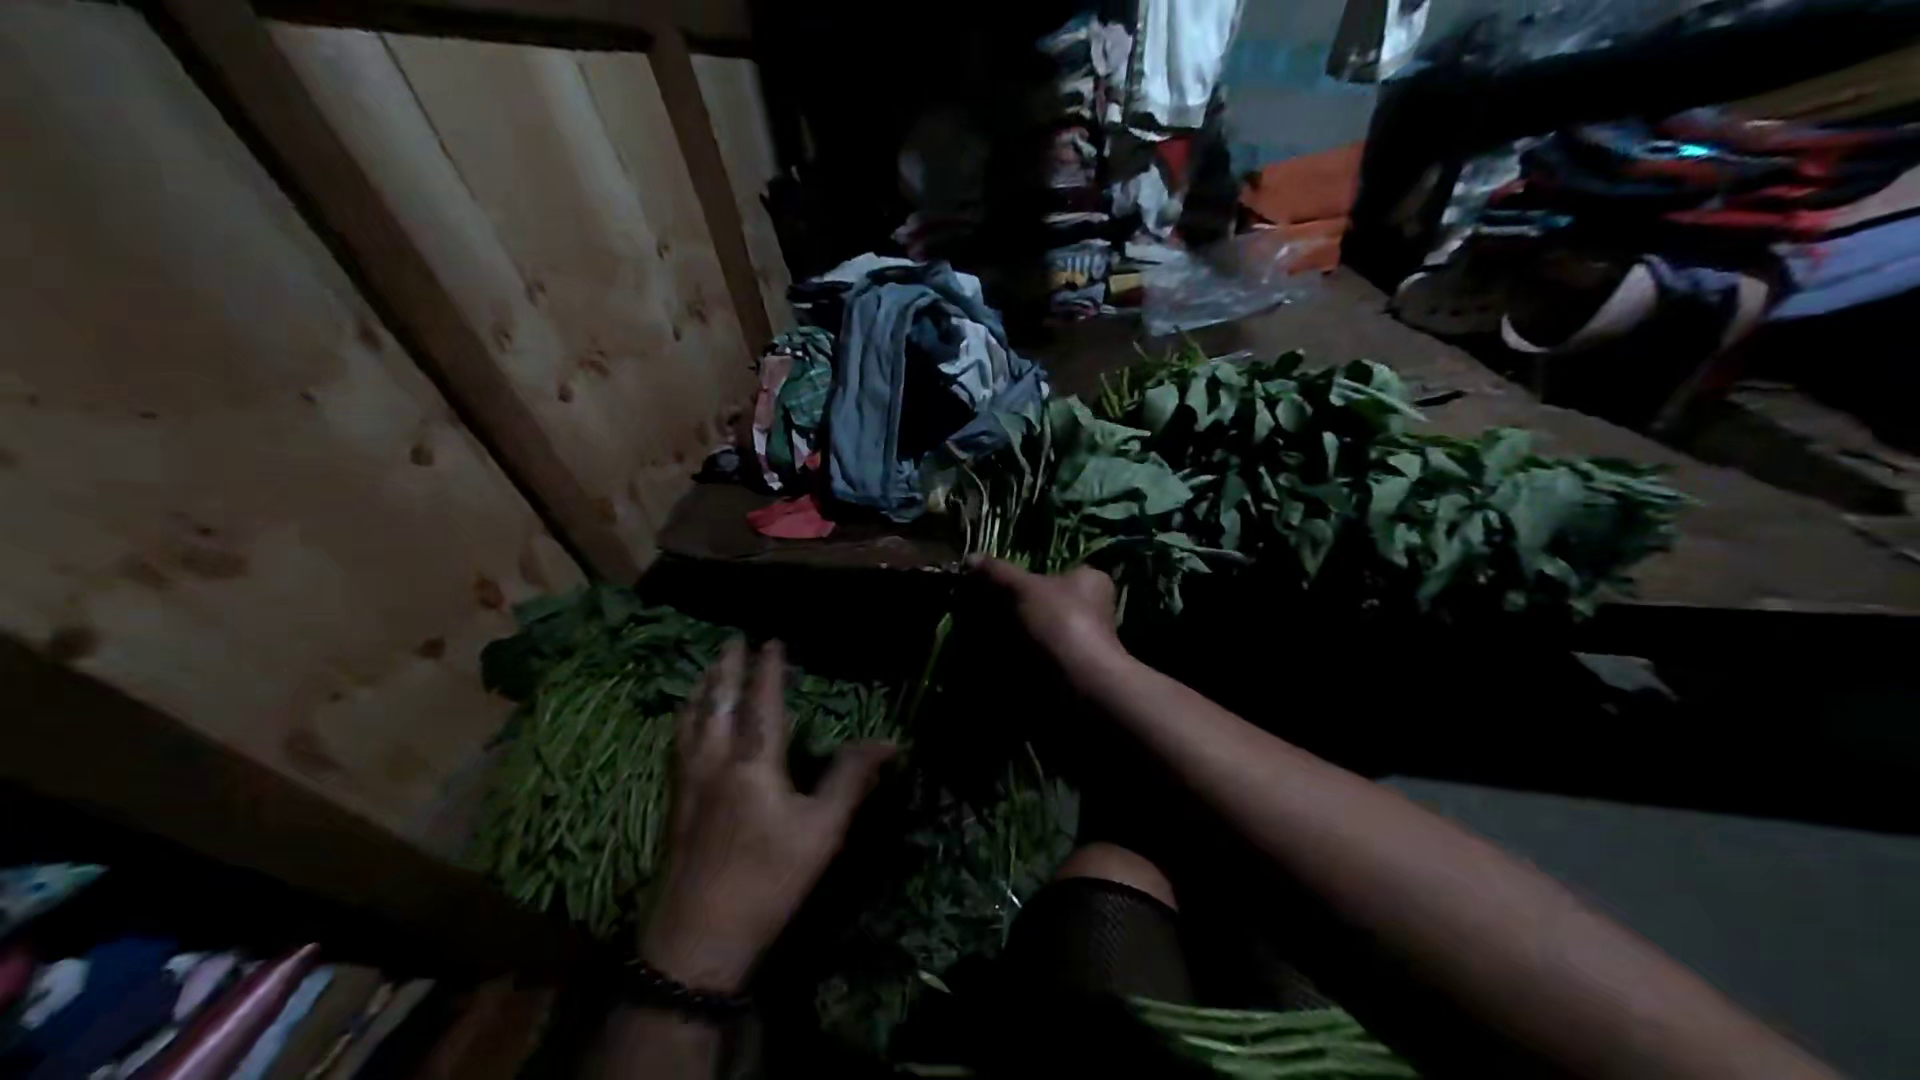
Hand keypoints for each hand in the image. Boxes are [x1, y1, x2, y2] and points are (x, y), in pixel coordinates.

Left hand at [640, 639, 893, 991]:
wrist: (695, 939)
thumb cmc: (768, 881)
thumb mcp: (821, 832)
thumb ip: (851, 780)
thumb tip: (889, 742)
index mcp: (753, 763)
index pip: (762, 702)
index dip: (767, 669)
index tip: (771, 640)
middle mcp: (715, 761)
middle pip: (718, 703)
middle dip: (726, 669)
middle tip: (731, 641)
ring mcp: (687, 783)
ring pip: (691, 721)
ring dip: (701, 690)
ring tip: (706, 671)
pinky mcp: (672, 804)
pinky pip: (676, 745)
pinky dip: (684, 720)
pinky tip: (684, 727)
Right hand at [970, 557, 1127, 682]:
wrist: (1079, 684)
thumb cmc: (1061, 622)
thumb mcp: (1024, 588)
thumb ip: (998, 571)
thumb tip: (970, 558)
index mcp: (1090, 580)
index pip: (1052, 569)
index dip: (1020, 573)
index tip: (992, 581)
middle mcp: (1091, 607)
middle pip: (1041, 599)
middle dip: (1011, 602)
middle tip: (980, 602)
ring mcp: (1079, 640)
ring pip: (1035, 627)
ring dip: (1010, 628)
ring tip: (980, 625)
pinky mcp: (1068, 666)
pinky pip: (1034, 651)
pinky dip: (1014, 650)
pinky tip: (993, 649)